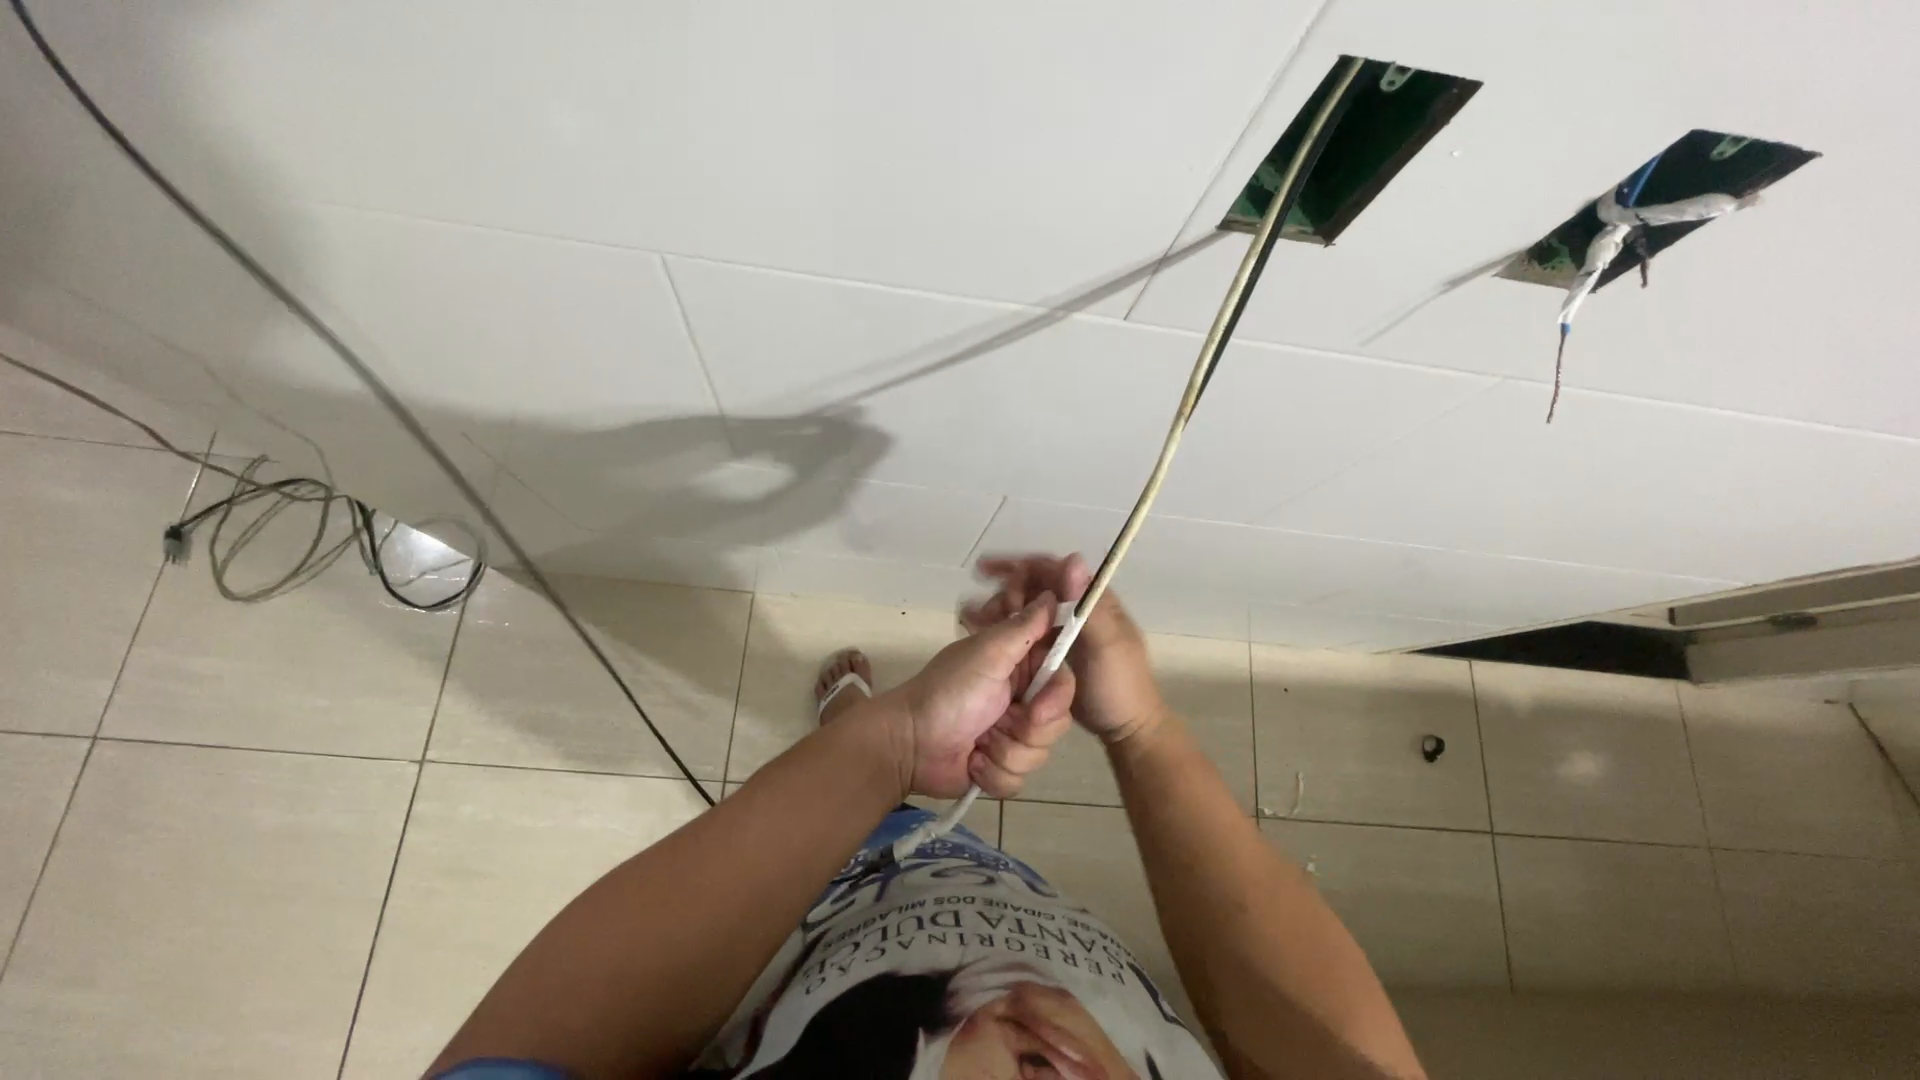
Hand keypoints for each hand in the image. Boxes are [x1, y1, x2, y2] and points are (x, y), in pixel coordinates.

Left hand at [885, 594, 1076, 798]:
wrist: (908, 743)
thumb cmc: (948, 691)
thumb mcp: (987, 653)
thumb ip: (1023, 628)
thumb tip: (1051, 596)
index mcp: (1018, 667)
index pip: (1062, 678)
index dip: (1057, 694)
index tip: (1038, 704)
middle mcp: (1020, 700)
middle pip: (1057, 720)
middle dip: (1030, 728)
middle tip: (1001, 722)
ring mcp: (1011, 735)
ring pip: (1041, 752)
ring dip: (1007, 752)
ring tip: (978, 744)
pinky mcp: (1002, 766)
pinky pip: (1021, 778)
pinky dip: (994, 774)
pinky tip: (973, 763)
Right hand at [962, 554, 1165, 744]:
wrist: (1126, 730)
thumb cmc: (1120, 687)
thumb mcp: (1107, 646)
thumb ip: (1088, 606)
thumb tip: (1071, 559)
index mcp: (1093, 600)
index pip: (1052, 570)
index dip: (1019, 566)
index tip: (985, 570)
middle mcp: (1077, 609)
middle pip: (1034, 587)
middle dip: (1004, 590)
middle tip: (977, 607)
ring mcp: (1064, 631)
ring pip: (1026, 608)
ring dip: (999, 608)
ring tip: (971, 619)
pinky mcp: (1052, 651)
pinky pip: (1023, 631)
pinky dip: (1002, 629)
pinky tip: (979, 634)